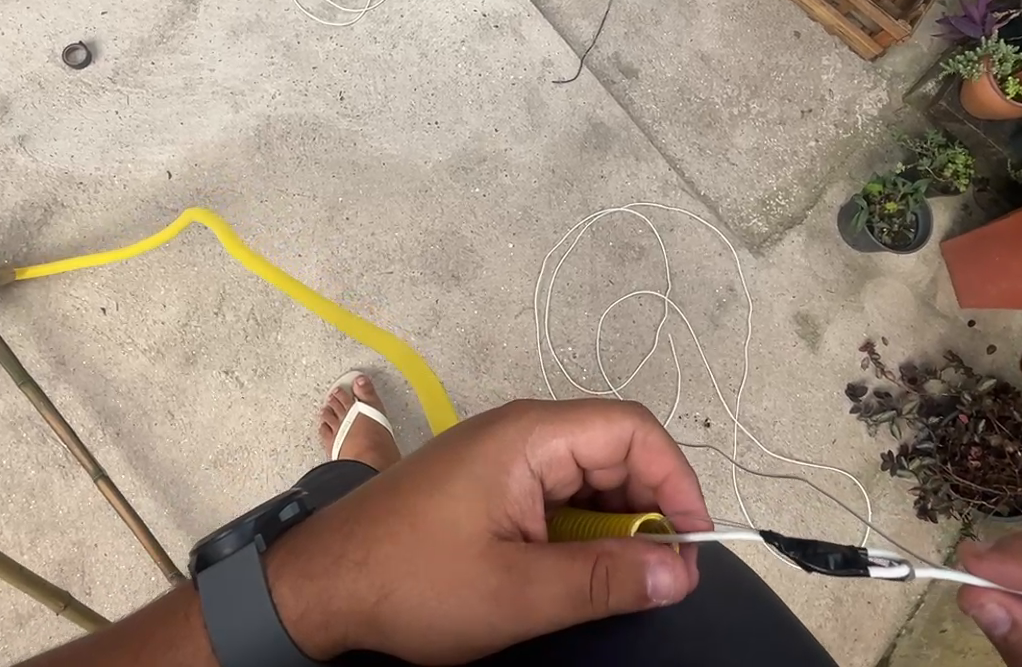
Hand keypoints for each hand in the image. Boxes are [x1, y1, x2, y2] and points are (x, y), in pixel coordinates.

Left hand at [262, 399, 709, 664]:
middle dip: (650, 505)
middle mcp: (525, 429)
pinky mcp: (495, 477)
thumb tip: (681, 571)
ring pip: (590, 471)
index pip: (631, 430)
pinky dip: (584, 525)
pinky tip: (582, 566)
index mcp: (532, 435)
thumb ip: (605, 579)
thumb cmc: (416, 580)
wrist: (327, 580)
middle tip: (662, 575)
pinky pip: (560, 488)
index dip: (675, 480)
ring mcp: (508, 451)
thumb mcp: (518, 593)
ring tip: (623, 578)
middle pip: (615, 447)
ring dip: (618, 520)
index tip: (693, 546)